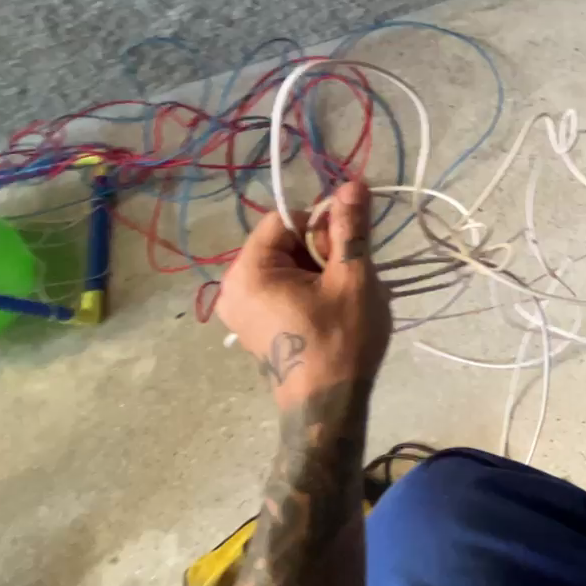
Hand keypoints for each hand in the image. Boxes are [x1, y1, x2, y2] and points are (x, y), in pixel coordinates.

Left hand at [216, 179, 390, 409]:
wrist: (328, 402)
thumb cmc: (340, 336)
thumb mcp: (352, 277)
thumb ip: (350, 228)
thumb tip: (352, 183)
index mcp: (248, 271)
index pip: (285, 218)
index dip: (322, 225)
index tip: (347, 250)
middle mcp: (233, 286)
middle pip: (284, 240)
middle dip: (321, 249)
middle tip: (347, 278)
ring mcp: (241, 307)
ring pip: (288, 263)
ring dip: (320, 269)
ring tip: (341, 296)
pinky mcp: (255, 322)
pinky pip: (283, 285)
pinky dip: (310, 286)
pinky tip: (329, 308)